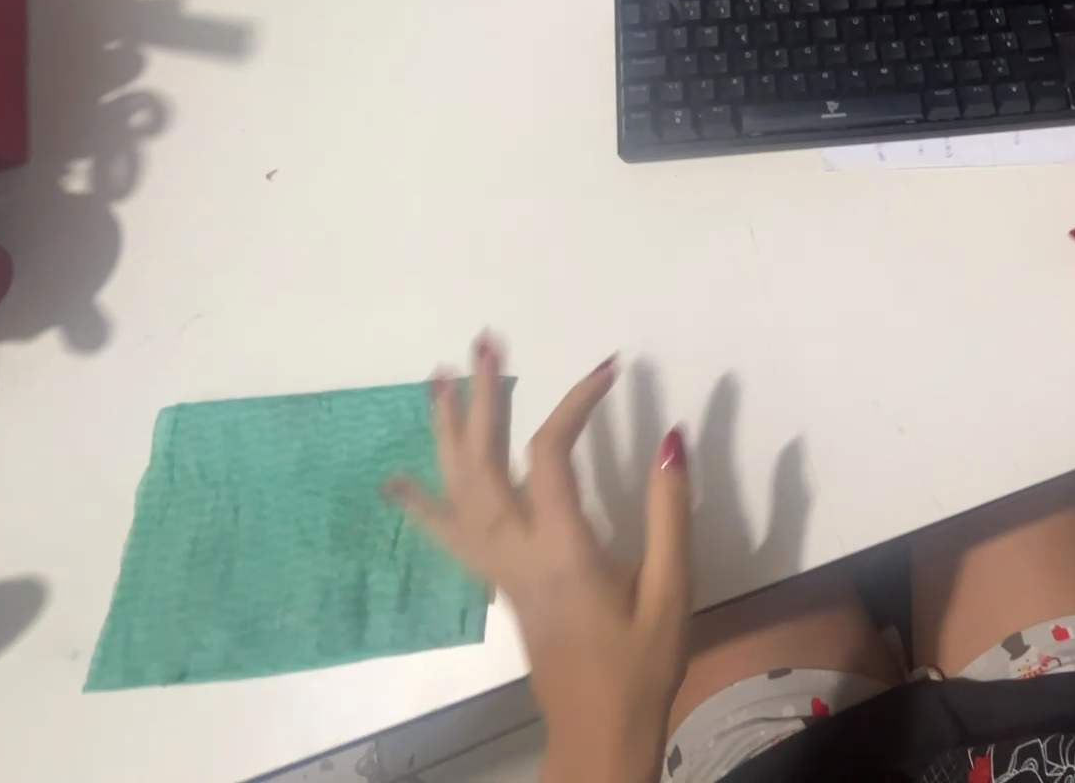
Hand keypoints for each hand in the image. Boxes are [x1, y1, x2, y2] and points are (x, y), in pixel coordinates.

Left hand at [384, 336, 690, 776]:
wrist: (599, 729)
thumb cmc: (642, 659)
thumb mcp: (674, 586)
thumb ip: (671, 511)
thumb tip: (671, 438)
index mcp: (562, 549)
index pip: (552, 455)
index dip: (577, 402)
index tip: (611, 367)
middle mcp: (516, 552)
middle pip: (483, 464)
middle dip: (484, 399)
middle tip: (483, 344)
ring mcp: (498, 569)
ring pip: (457, 492)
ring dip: (447, 432)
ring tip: (438, 382)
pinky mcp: (498, 582)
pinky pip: (449, 533)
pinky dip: (421, 500)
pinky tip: (400, 479)